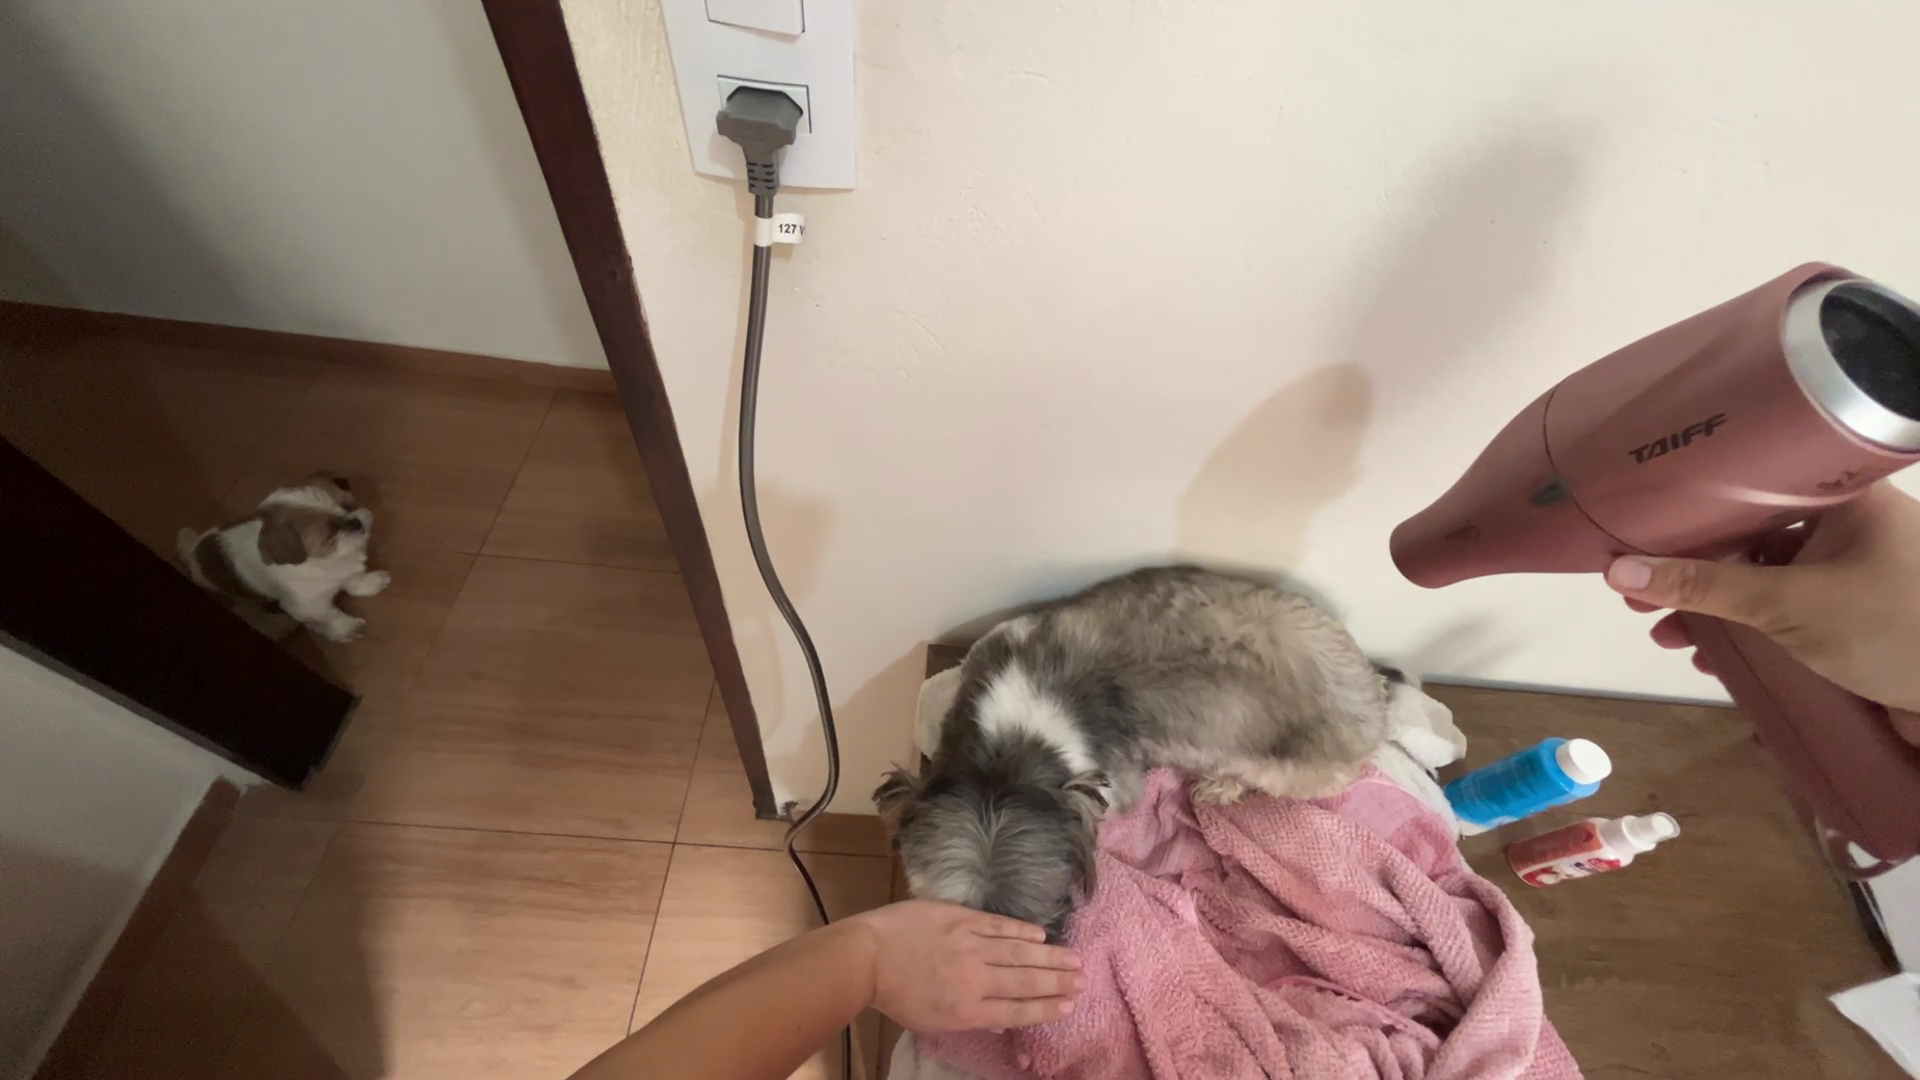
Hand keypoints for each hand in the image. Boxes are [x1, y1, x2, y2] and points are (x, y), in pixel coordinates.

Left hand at [842, 900, 1083, 1032]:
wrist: (869, 955)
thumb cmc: (897, 993)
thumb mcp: (933, 1020)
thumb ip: (969, 1015)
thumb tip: (1002, 1015)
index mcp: (967, 1009)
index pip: (1016, 1009)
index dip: (1045, 1006)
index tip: (1069, 1004)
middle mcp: (975, 978)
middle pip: (1024, 979)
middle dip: (1056, 981)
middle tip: (1082, 979)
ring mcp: (969, 945)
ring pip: (1018, 951)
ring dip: (1048, 955)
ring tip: (1073, 958)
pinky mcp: (961, 919)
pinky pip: (998, 925)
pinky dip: (1020, 930)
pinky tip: (1039, 934)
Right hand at [1604, 482, 1919, 735]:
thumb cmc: (1902, 630)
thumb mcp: (1786, 604)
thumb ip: (1699, 585)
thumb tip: (1613, 571)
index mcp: (1847, 504)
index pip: (1748, 488)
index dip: (1686, 512)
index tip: (1637, 536)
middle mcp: (1850, 530)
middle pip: (1744, 539)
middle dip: (1686, 574)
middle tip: (1638, 597)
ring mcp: (1855, 574)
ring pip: (1757, 580)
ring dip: (1708, 610)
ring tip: (1669, 638)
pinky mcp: (1855, 615)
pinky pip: (1780, 612)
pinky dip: (1742, 632)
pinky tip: (1715, 658)